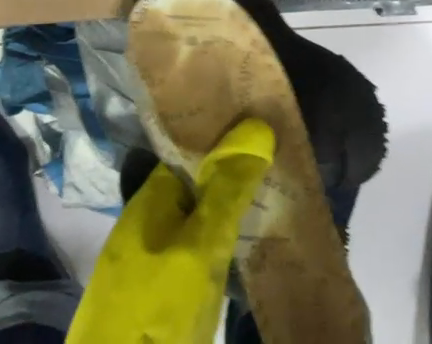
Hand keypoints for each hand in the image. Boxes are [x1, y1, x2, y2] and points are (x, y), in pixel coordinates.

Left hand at [67, 118, 274, 343]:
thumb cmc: (160, 305)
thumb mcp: (201, 246)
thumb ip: (227, 192)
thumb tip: (256, 127)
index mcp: (149, 201)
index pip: (188, 154)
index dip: (224, 142)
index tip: (264, 134)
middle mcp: (148, 224)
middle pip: (196, 189)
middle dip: (234, 180)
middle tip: (283, 170)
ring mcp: (154, 262)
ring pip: (199, 226)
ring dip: (233, 218)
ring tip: (280, 206)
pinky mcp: (164, 296)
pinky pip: (200, 259)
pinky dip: (226, 253)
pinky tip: (255, 255)